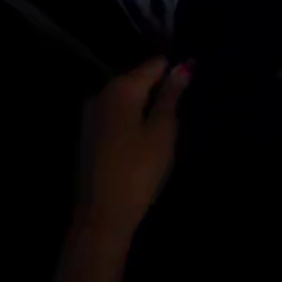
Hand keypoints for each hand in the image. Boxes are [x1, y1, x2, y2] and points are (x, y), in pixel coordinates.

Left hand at [74, 58, 190, 245]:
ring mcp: (92, 113)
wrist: (101, 217)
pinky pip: (118, 112)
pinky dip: (134, 118)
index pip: (156, 63)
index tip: (192, 88)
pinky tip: (147, 138)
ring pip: (129, 96)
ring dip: (149, 105)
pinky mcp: (89, 132)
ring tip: (168, 126)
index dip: (177, 71)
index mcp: (122, 87)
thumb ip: (172, 94)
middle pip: (140, 78)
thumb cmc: (139, 170)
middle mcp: (102, 92)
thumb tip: (185, 64)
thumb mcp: (163, 130)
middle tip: (183, 111)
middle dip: (162, 89)